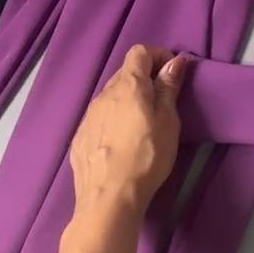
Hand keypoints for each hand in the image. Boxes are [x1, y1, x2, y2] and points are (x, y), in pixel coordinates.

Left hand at [68, 45, 187, 214]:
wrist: (108, 200)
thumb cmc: (147, 156)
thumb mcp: (168, 120)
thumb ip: (169, 87)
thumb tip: (174, 61)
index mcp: (128, 86)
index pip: (139, 52)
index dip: (158, 56)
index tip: (171, 75)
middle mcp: (103, 95)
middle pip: (124, 73)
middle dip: (144, 78)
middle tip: (161, 101)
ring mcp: (87, 118)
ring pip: (110, 96)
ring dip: (127, 100)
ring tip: (141, 124)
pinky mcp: (79, 139)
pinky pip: (99, 117)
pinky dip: (113, 119)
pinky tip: (121, 142)